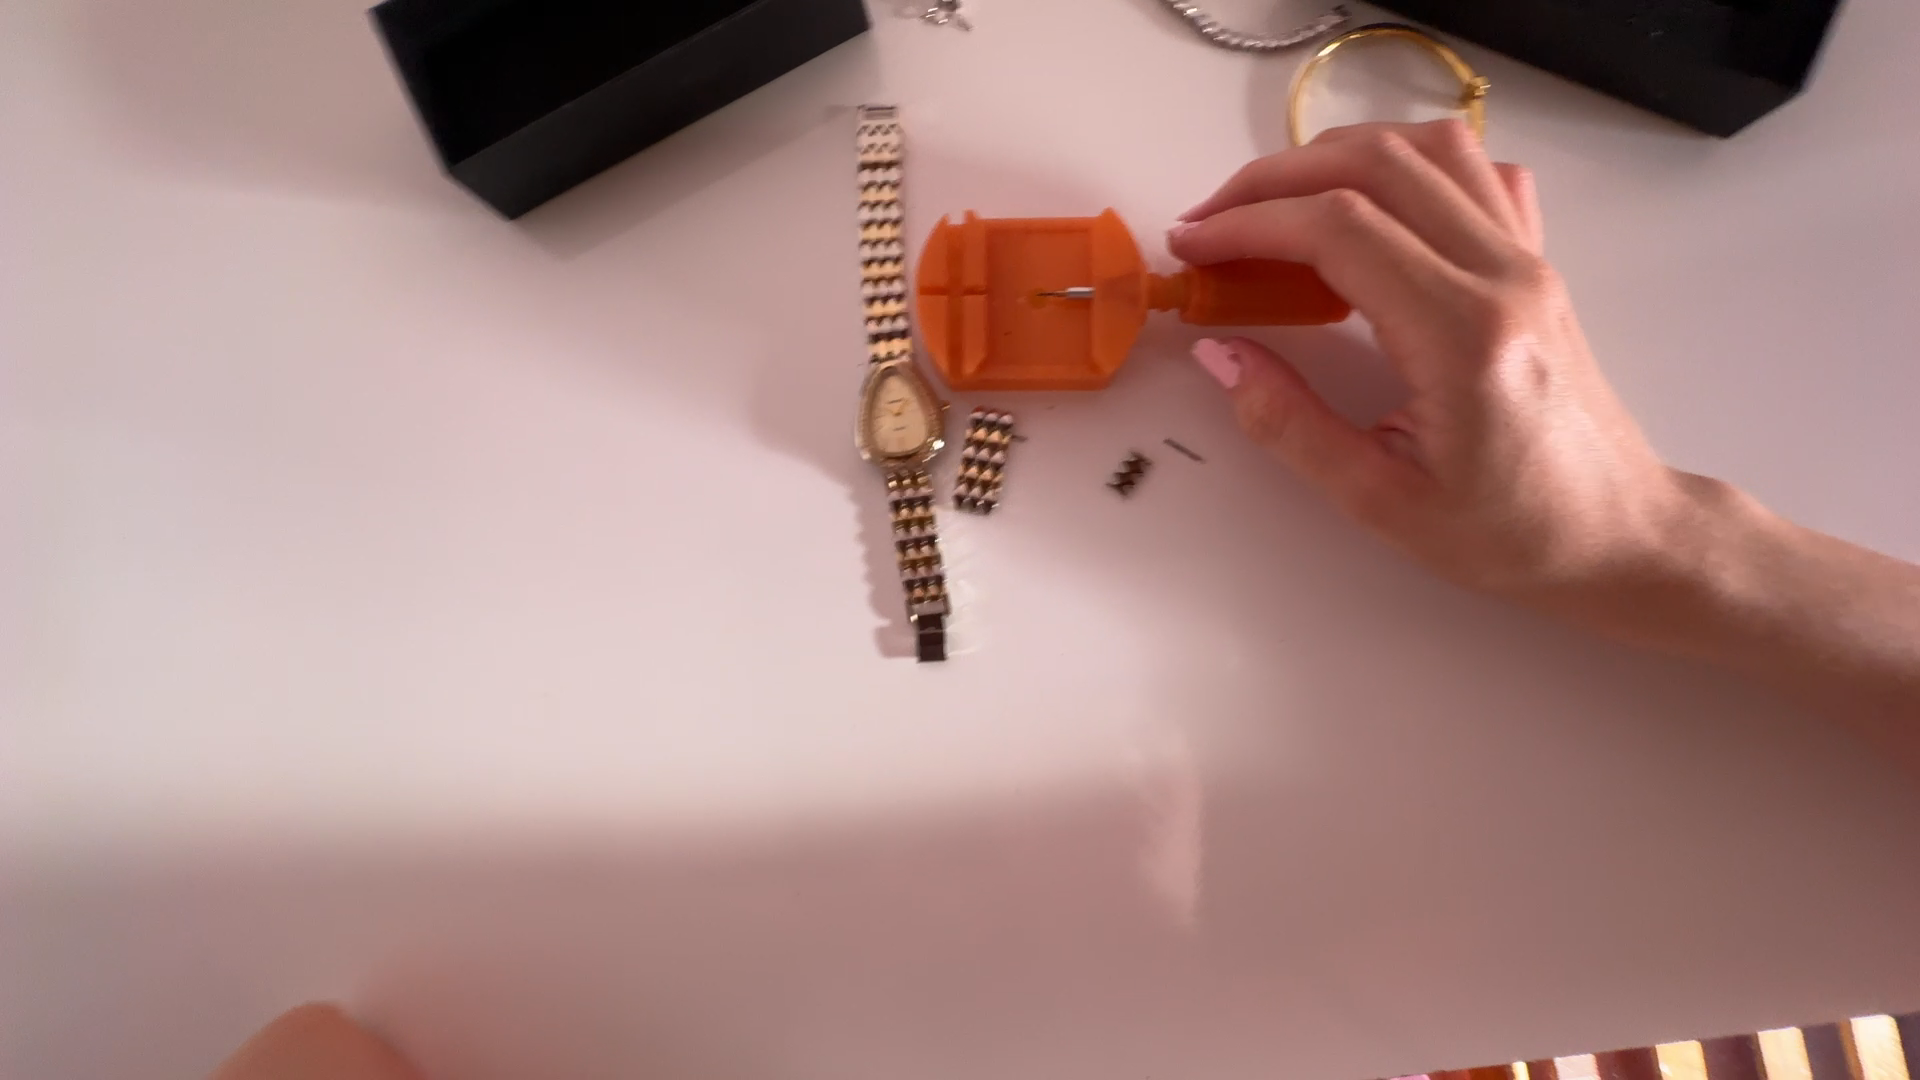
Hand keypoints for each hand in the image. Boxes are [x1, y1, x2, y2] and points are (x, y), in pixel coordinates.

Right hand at [1169, 119, 1712, 630]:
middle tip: (1208, 221)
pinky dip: (1401, 165)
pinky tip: (1363, 206)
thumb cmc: (1500, 530)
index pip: (1341, 230)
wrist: (1613, 530)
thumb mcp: (1374, 498)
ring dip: (1333, 157)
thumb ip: (1287, 423)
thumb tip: (1218, 355)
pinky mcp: (1533, 262)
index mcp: (1460, 334)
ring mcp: (1527, 258)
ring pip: (1429, 149)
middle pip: (1378, 166)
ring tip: (1270, 204)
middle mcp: (1502, 273)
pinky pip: (1473, 173)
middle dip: (1272, 180)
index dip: (1249, 225)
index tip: (1191, 247)